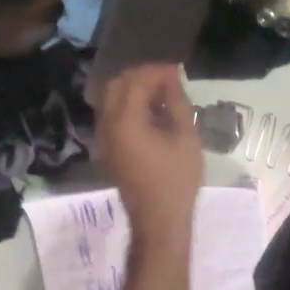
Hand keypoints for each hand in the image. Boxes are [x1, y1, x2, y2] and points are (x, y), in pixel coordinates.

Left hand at [94, 64, 202, 239]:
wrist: (158, 219)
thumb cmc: (177, 178)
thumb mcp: (186, 137)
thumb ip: (177, 103)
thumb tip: (172, 80)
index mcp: (126, 121)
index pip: (136, 81)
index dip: (157, 71)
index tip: (178, 70)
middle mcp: (107, 125)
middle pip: (116, 85)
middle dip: (140, 76)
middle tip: (167, 79)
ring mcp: (103, 138)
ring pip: (109, 99)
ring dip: (132, 89)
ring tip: (160, 94)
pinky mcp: (107, 149)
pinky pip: (110, 115)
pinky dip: (127, 105)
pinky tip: (151, 112)